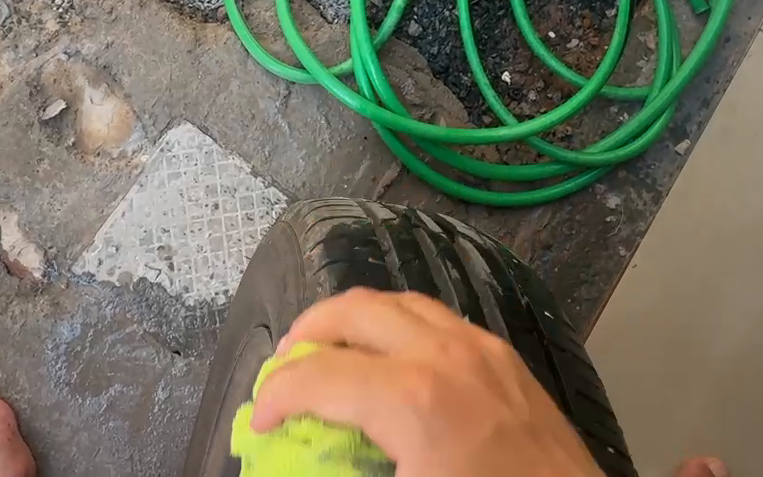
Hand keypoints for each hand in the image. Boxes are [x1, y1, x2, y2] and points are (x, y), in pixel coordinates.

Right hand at [249, 288, 607, 476]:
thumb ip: (348, 470)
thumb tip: (305, 461)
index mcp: (416, 400)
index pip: (321, 376)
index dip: (277, 394)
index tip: (258, 420)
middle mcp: (446, 354)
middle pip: (356, 311)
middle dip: (308, 331)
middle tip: (284, 366)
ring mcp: (480, 347)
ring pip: (397, 301)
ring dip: (353, 320)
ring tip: (329, 351)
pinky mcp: (504, 356)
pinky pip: (436, 317)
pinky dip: (397, 324)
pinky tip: (390, 356)